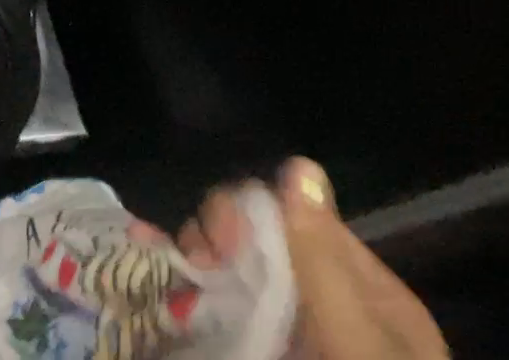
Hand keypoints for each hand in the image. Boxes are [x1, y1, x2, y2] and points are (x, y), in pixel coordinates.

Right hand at [177, 158, 447, 359]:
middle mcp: (317, 306)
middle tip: (199, 265)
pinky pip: (206, 311)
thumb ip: (323, 262)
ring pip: (226, 275)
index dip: (255, 215)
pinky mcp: (239, 348)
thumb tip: (298, 166)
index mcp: (364, 296)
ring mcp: (277, 334)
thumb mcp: (360, 347)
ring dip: (190, 263)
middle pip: (256, 243)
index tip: (221, 237)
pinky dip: (176, 289)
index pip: (301, 222)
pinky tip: (144, 260)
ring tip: (167, 272)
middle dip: (218, 242)